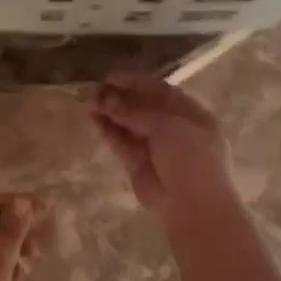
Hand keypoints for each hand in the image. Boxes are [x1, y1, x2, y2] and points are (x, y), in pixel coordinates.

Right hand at [88, 70, 235, 230]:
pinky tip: (93, 118)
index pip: (159, 90)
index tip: (110, 76)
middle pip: (141, 105)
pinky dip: (108, 130)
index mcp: (189, 113)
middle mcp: (171, 126)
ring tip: (87, 101)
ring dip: (109, 112)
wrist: (193, 205)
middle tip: (93, 89)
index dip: (135, 81)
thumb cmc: (191, 159)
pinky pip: (121, 141)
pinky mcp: (137, 163)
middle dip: (118, 96)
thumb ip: (135, 110)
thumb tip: (105, 98)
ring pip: (128, 123)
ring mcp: (154, 145)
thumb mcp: (168, 127)